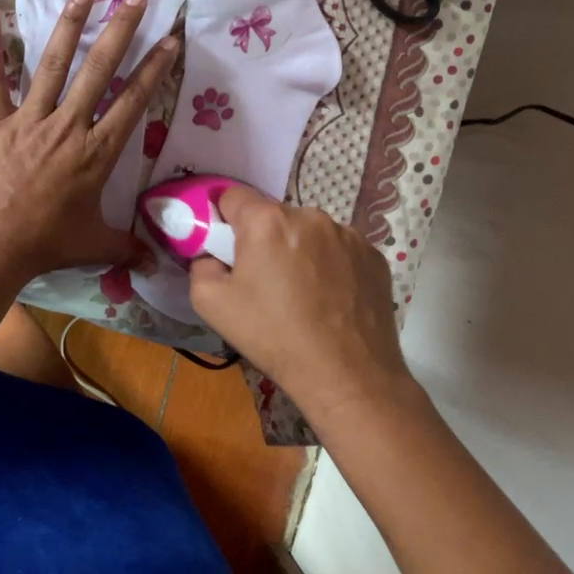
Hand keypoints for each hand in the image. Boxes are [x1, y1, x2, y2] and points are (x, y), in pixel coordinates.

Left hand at [0, 0, 177, 281]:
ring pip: (53, 63)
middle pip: (99, 69)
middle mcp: (67, 125)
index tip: (170, 39)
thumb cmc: (46, 243)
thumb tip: (155, 260)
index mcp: (97, 152)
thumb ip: (128, 246)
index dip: (154, 69)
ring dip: (70, 24)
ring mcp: (29, 118)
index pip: (133, 101)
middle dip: (120, 29)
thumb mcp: (95, 245)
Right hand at [189, 187, 412, 420]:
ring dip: (298, 249)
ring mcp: (347, 235)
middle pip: (272, 215)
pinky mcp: (373, 256)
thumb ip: (200, 264)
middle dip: (263, 238)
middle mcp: (309, 216)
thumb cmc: (273, 336)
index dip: (224, 220)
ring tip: (302, 292)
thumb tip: (213, 255)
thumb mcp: (209, 303)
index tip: (227, 251)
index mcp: (266, 221)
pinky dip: (329, 264)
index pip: (232, 196)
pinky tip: (330, 298)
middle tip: (264, 279)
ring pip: (307, 231)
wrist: (348, 377)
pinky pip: (338, 248)